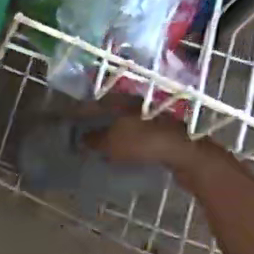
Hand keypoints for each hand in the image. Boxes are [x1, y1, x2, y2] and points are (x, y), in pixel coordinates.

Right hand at [80, 101, 207, 170]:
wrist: (186, 153)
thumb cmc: (143, 142)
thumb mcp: (111, 143)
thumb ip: (94, 139)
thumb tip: (82, 138)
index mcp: (123, 100)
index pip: (95, 102)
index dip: (80, 110)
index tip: (67, 119)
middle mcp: (138, 103)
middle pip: (111, 110)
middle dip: (96, 120)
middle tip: (81, 131)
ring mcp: (153, 116)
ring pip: (125, 122)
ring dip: (112, 131)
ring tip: (98, 142)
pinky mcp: (163, 131)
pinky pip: (137, 133)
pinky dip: (126, 139)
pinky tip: (120, 150)